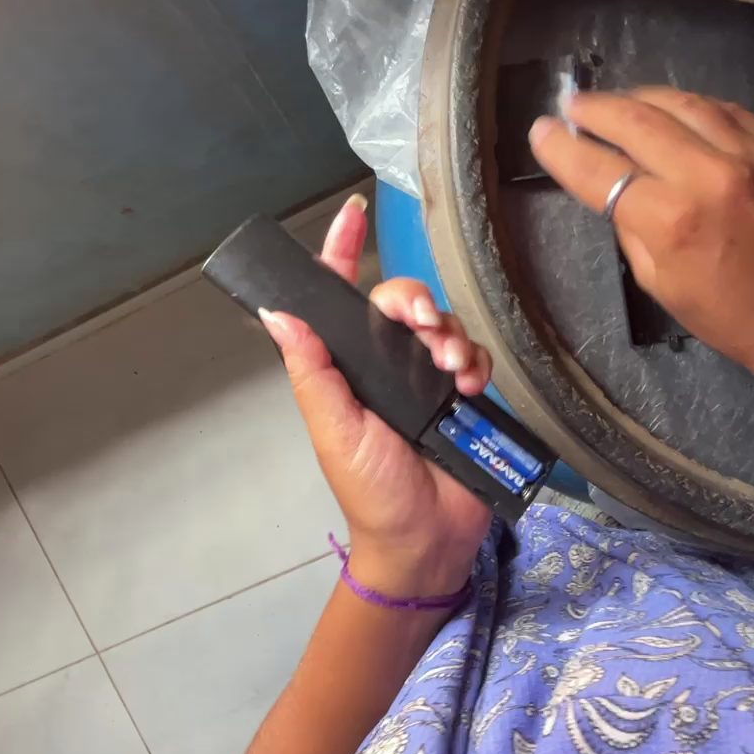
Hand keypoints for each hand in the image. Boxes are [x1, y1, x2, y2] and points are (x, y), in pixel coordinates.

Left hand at [260, 195, 493, 601]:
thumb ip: (312, 372)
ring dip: (449, 335)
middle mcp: (385, 367)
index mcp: (346, 370)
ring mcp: (425, 382)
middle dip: (414, 302)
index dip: (341, 254)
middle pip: (399, 304)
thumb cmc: (371, 489)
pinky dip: (477, 361)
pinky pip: (475, 358)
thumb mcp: (335, 430)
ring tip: (453, 369)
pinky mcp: (462, 399)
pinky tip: (472, 384)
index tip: (352, 215)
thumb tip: (277, 314)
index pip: (338, 301)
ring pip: (442, 326)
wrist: (424, 539)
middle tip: (424, 327)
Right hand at [528, 88, 753, 389]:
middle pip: (638, 121)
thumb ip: (633, 228)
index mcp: (670, 221)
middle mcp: (708, 175)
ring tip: (616, 101)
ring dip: (640, 98)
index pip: (601, 172)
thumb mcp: (659, 283)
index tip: (540, 132)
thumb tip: (618, 189)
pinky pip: (724, 110)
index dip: (564, 150)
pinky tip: (671, 109)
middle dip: (597, 109)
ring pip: (683, 103)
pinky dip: (689, 105)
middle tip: (572, 104)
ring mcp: (751, 154)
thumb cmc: (727, 316)